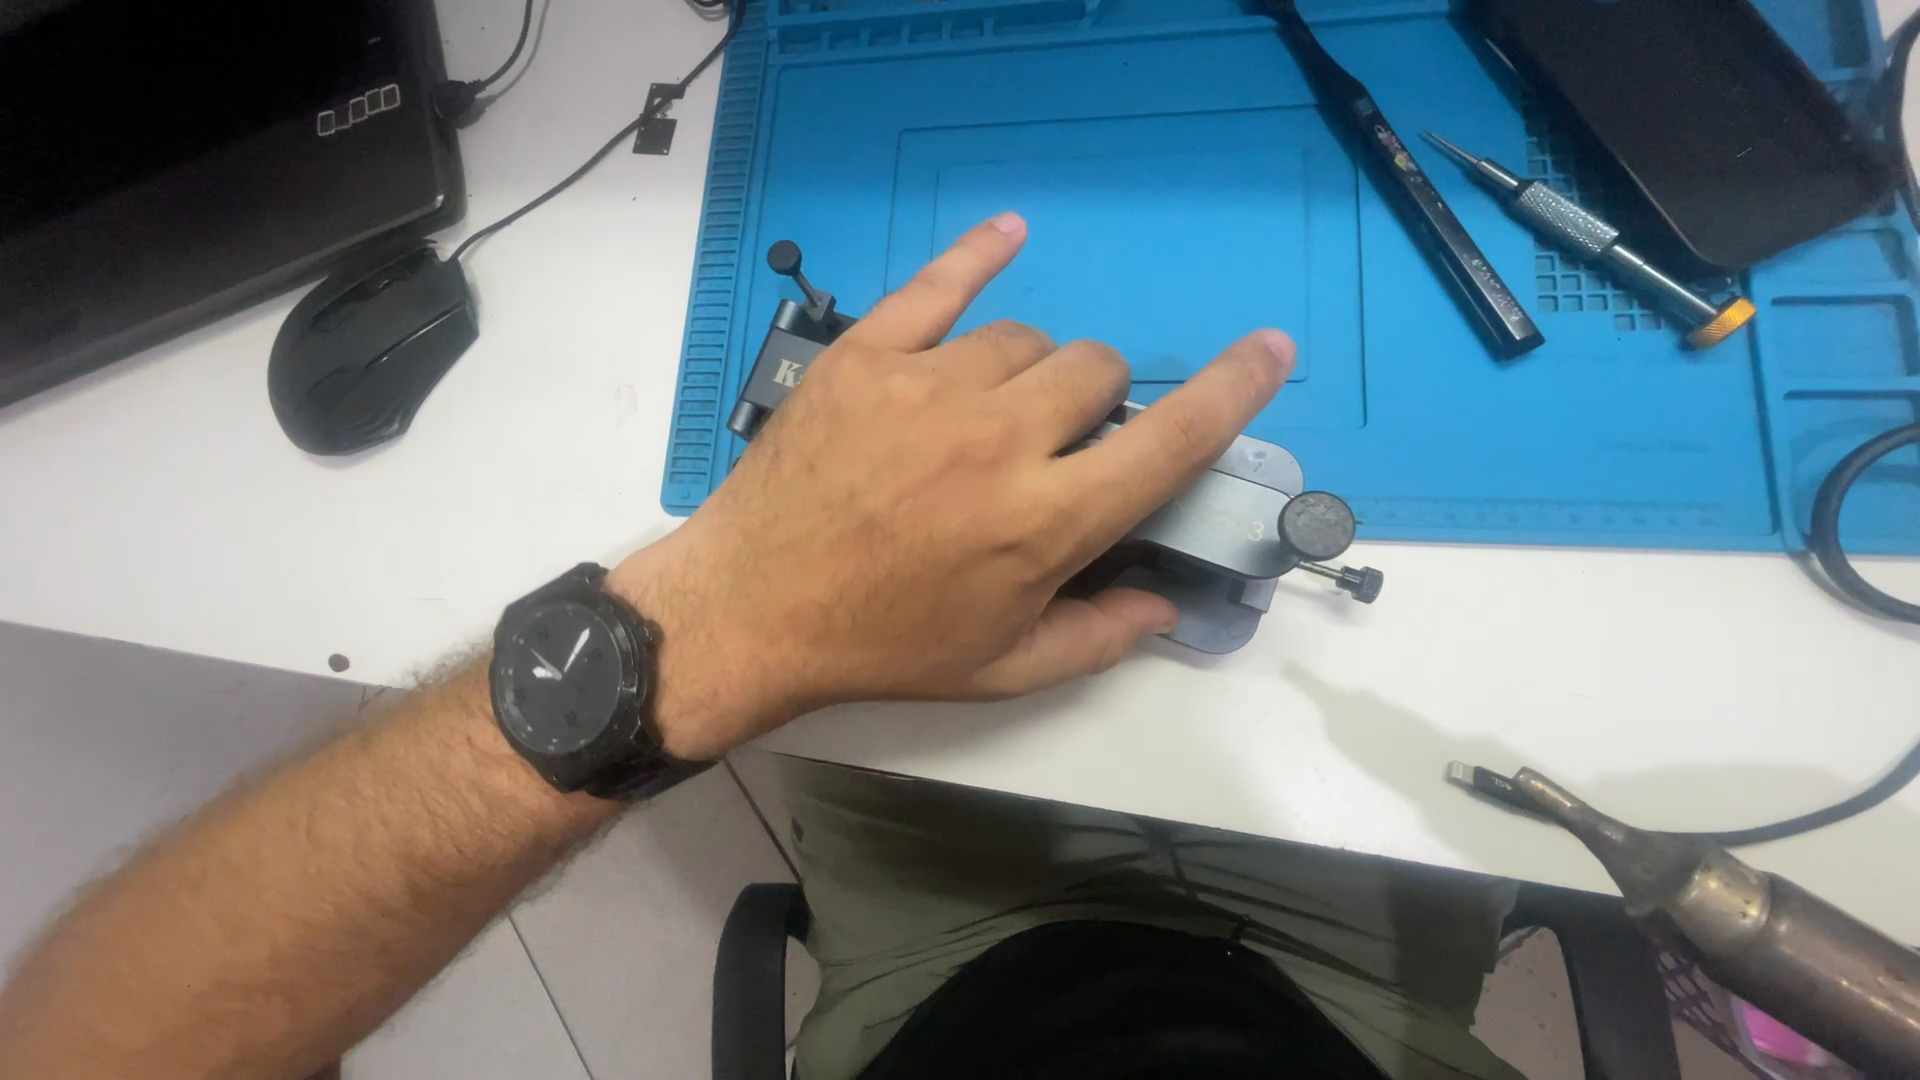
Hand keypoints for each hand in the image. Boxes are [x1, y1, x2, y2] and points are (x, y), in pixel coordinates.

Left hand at [610, 212, 1295, 758]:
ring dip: (1032, 372)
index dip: (1231, 392)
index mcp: (1043, 522)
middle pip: (1096, 371)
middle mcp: (998, 440)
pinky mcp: (866, 355)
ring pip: (1025, 338)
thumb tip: (1165, 603)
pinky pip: (938, 284)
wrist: (753, 608)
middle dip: (1096, 405)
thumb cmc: (882, 646)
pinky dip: (978, 257)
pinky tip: (1007, 235)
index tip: (1266, 352)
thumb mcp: (1001, 669)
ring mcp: (928, 386)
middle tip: (1055, 445)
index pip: (1167, 441)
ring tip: (991, 415)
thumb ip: (1098, 638)